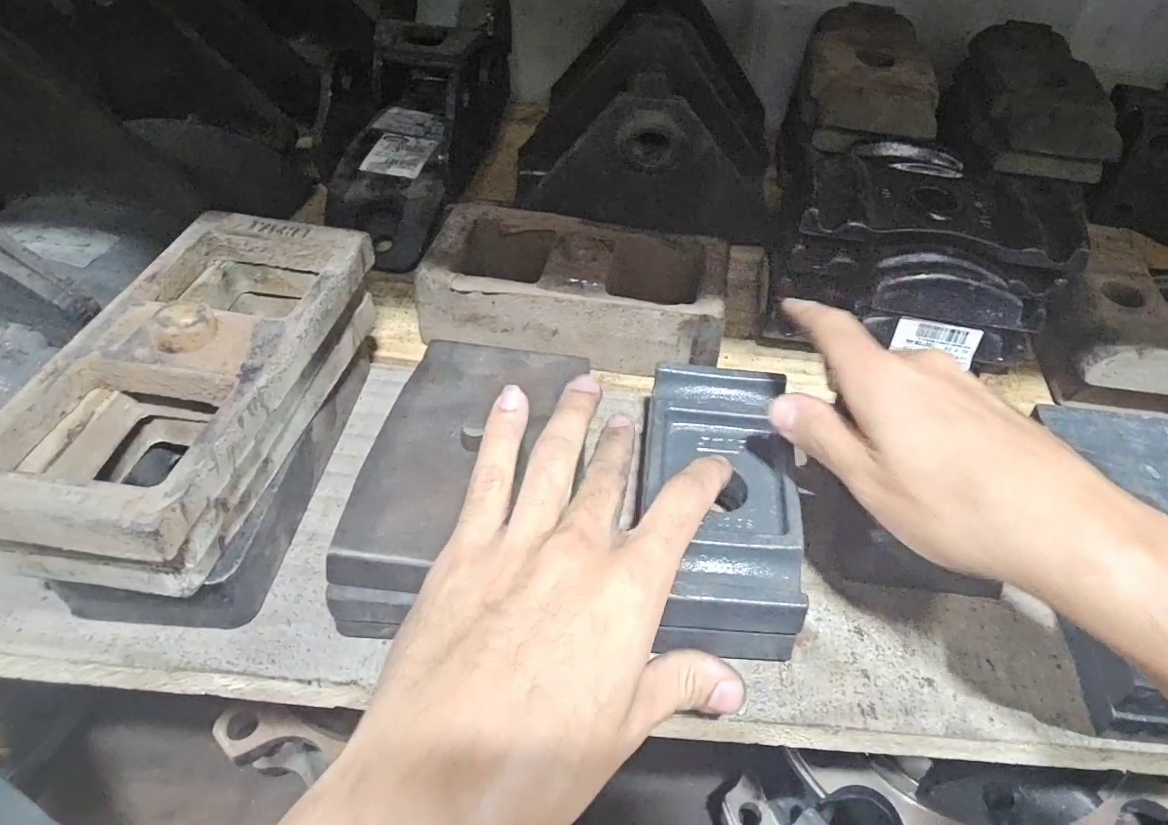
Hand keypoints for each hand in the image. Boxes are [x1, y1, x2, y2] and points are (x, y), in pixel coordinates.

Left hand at [287, 375, 744, 824]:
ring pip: (553, 461)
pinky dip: (500, 434)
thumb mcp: (623, 728)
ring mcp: (518, 543)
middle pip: (609, 478)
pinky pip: (488, 478)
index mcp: (629, 589)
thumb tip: (734, 683)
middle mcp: (580, 549)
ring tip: (584, 385)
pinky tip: (510, 402)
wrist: (433, 781)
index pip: (680, 512)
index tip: (714, 462)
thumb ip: (678, 685)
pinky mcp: (464, 551)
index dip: (703, 479)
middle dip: (621, 442)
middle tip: (626, 414)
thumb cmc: (540, 763)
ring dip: (570, 419)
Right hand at [768, 300, 1159, 600]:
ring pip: (905, 386)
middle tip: (841, 449)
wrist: (1065, 523)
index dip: (809, 316)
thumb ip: (823, 437)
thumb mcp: (872, 484)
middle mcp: (923, 367)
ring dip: (886, 413)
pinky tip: (938, 471)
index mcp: (883, 380)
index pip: (835, 331)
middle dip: (848, 396)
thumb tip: (783, 403)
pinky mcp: (991, 404)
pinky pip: (938, 401)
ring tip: (893, 469)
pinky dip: (920, 422)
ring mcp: (963, 383)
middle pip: (869, 366)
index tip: (793, 306)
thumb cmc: (956, 508)